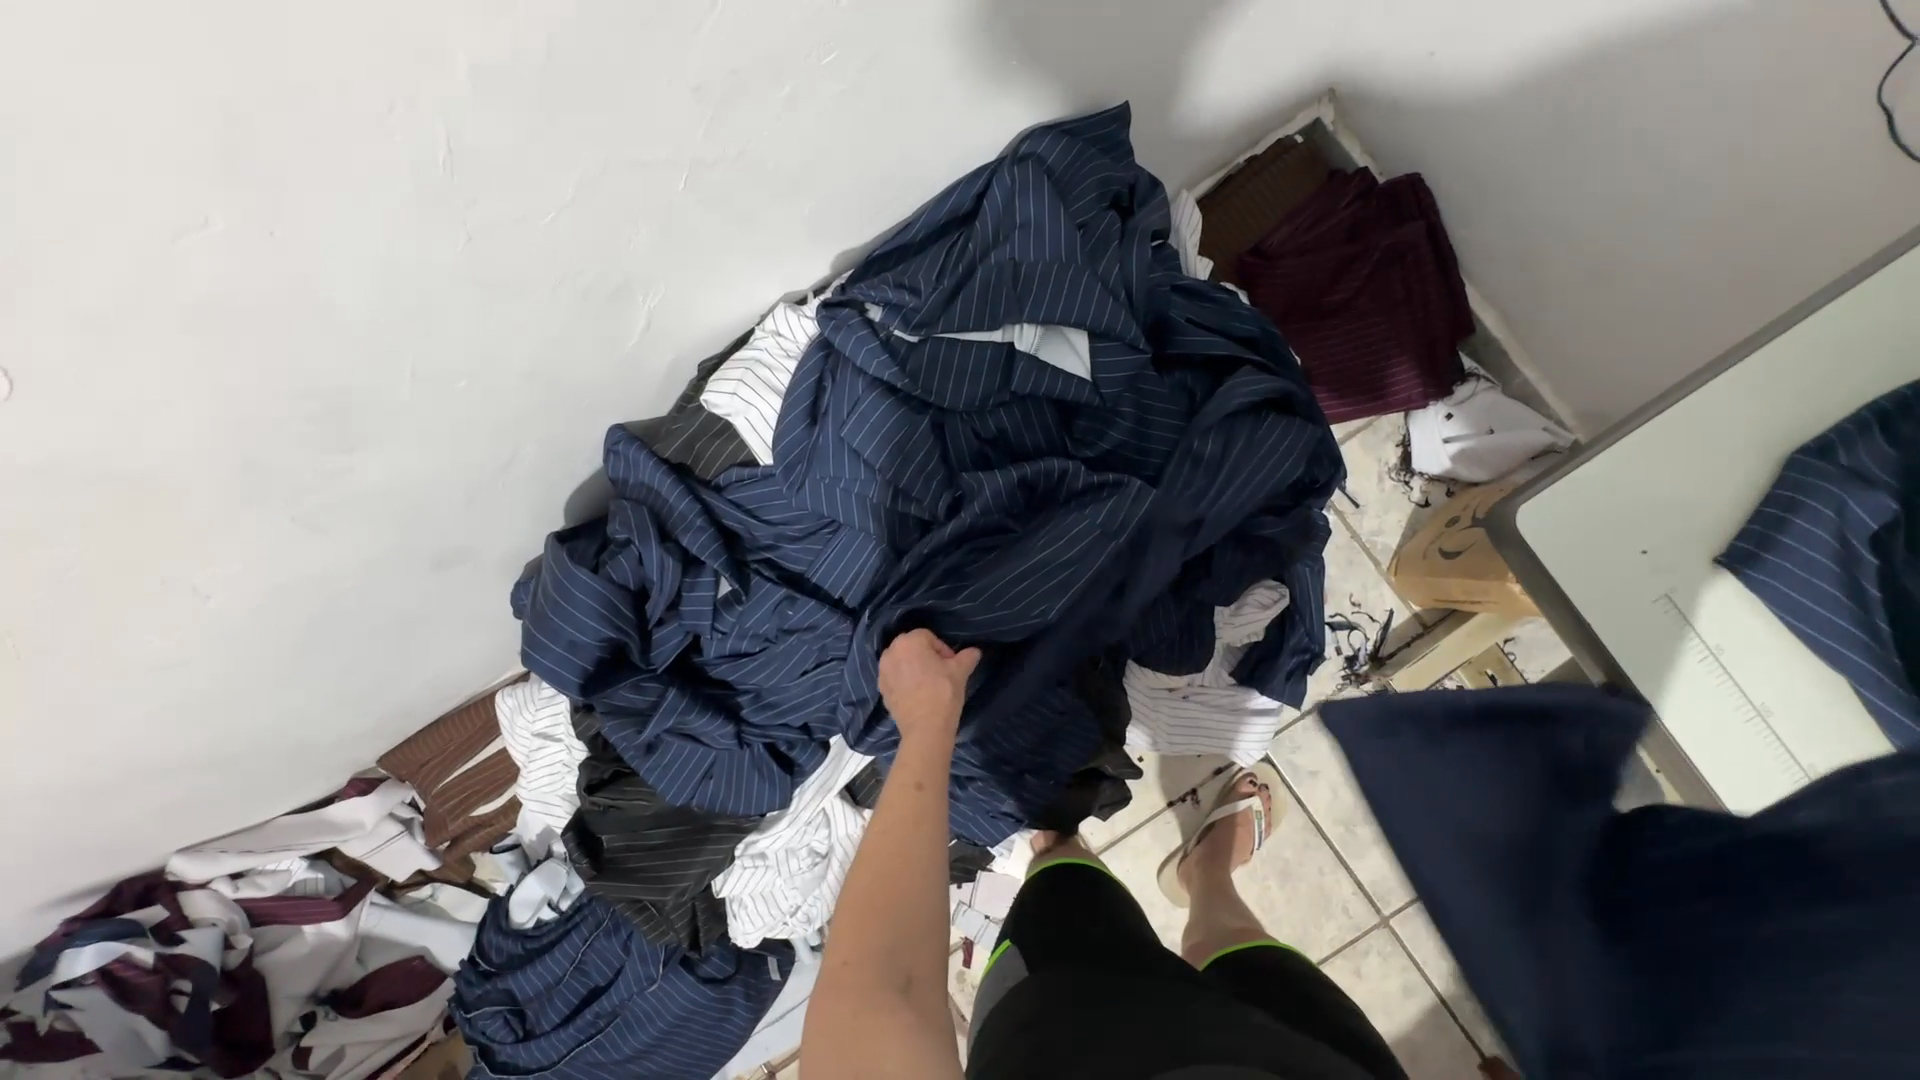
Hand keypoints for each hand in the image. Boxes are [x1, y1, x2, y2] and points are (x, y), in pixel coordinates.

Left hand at [877, 629, 979, 744]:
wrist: (925, 729)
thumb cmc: (943, 693)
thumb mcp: (960, 672)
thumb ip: (967, 657)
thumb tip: (975, 651)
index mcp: (909, 642)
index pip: (928, 636)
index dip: (942, 649)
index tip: (951, 664)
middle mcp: (891, 652)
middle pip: (911, 646)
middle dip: (925, 655)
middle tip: (940, 672)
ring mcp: (883, 671)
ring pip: (901, 661)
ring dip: (913, 666)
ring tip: (928, 683)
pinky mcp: (881, 689)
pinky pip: (894, 677)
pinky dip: (903, 680)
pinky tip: (917, 694)